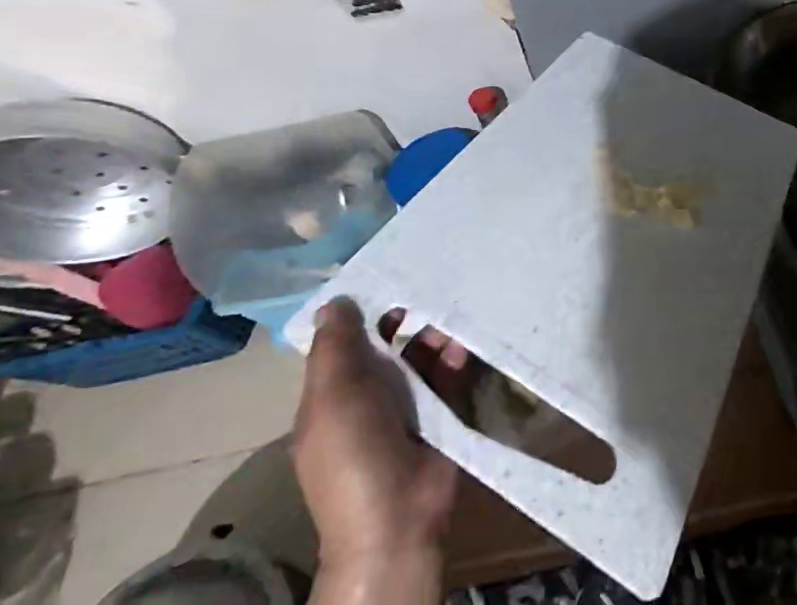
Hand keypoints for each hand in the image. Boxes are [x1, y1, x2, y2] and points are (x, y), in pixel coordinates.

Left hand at [293, 298, 468, 594]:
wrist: (397, 517)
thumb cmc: (354, 454)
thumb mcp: (333, 397)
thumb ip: (337, 348)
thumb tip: (337, 300)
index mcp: (331, 398)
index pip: (344, 346)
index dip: (361, 315)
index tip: (386, 279)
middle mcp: (368, 398)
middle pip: (386, 348)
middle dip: (404, 320)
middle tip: (430, 287)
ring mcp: (406, 408)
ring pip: (419, 359)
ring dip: (433, 337)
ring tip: (453, 315)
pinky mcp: (441, 414)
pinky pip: (448, 376)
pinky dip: (454, 359)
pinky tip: (465, 344)